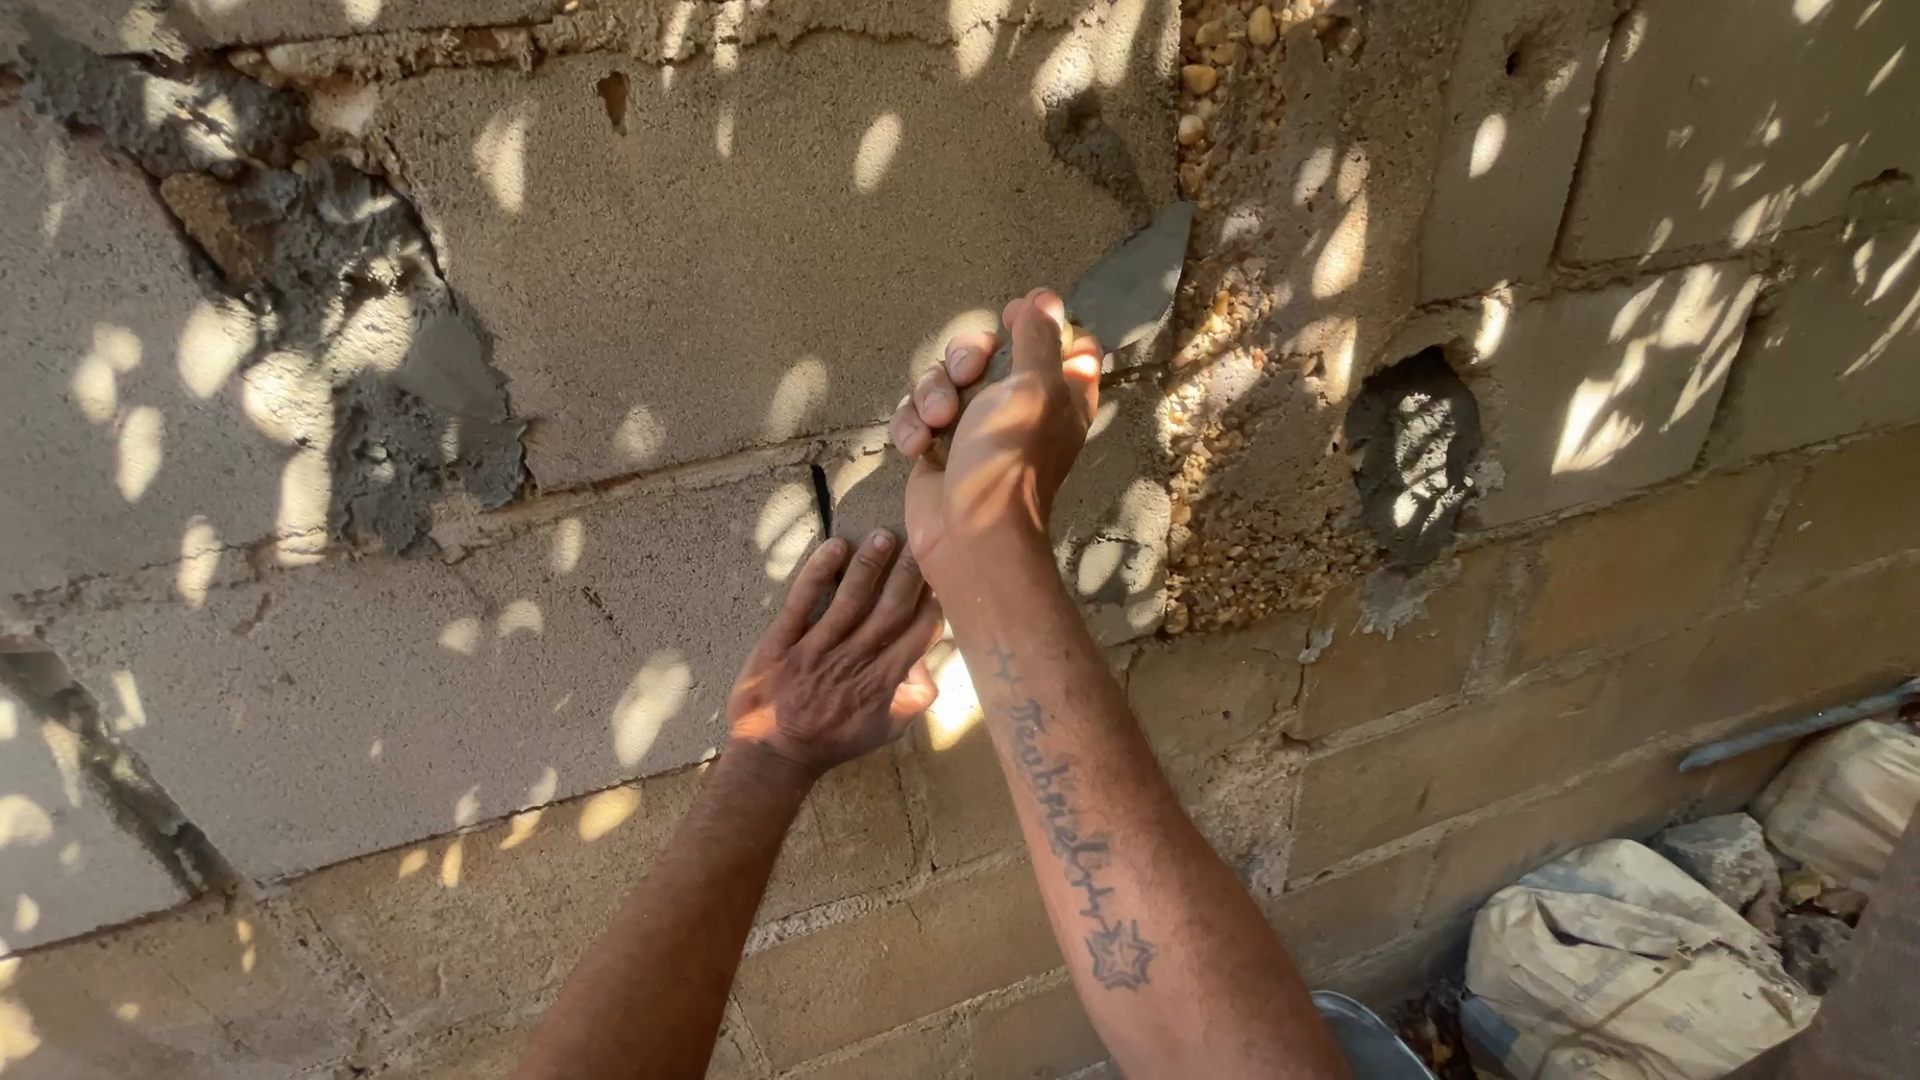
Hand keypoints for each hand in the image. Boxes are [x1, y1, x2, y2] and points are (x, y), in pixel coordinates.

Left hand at [726, 530, 943, 777]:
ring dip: (870, 565)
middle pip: (889, 609)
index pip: (917, 632)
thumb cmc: (833, 741)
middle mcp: (854, 660)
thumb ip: (914, 697)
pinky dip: (818, 573)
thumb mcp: (885, 730)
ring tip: (884, 536)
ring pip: (850, 599)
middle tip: (920, 541)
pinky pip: (803, 601)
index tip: (941, 575)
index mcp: (882, 682)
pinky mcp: (781, 642)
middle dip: (908, 573)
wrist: (773, 755)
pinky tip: (835, 547)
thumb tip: (928, 662)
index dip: (932, 601)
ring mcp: (816, 649)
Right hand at [889, 288, 1101, 592]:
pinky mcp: (937, 448)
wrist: (969, 531)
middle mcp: (1018, 406)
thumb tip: (1044, 298)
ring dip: (932, 395)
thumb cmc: (1010, 457)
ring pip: (942, 381)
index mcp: (1058, 392)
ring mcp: (973, 428)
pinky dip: (913, 428)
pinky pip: (916, 416)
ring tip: (939, 424)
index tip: (1013, 318)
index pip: (1064, 342)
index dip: (1039, 322)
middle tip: (964, 378)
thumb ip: (1038, 338)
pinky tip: (918, 449)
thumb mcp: (1034, 387)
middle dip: (964, 357)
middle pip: (986, 351)